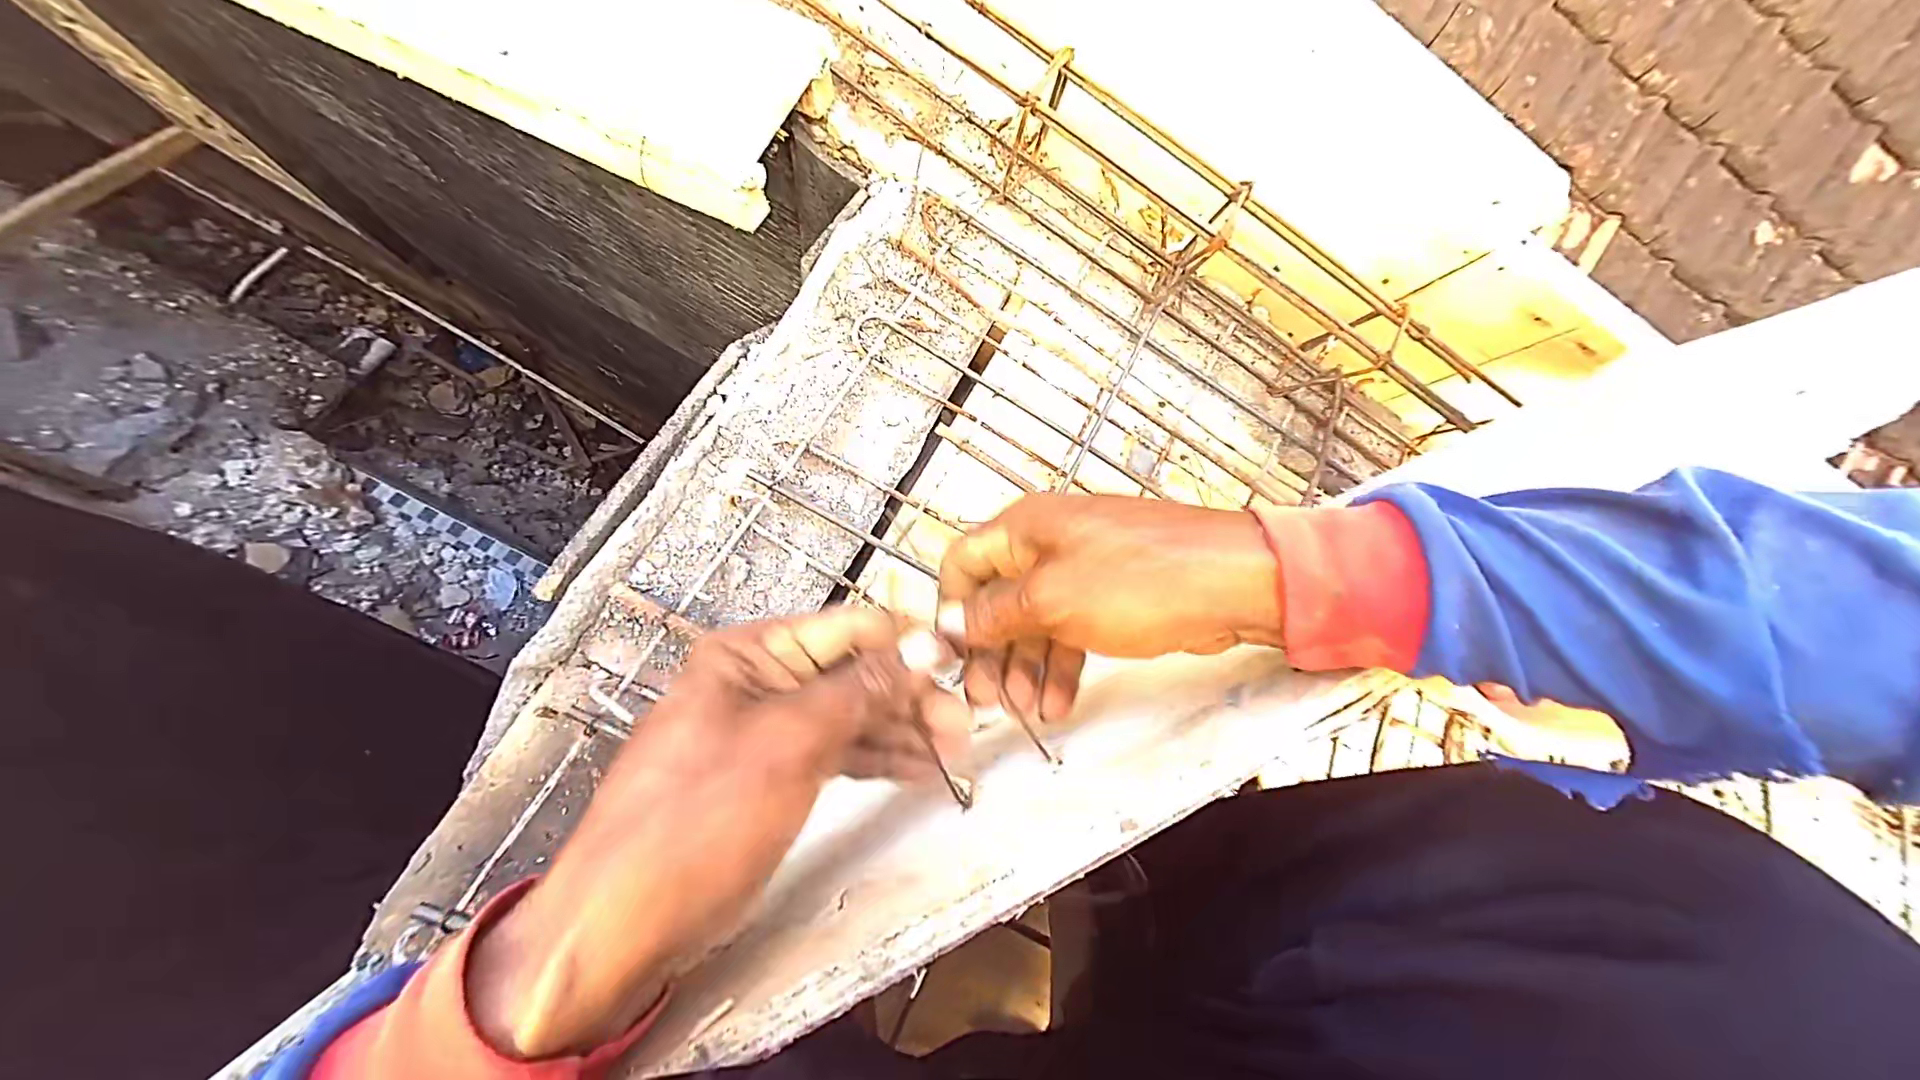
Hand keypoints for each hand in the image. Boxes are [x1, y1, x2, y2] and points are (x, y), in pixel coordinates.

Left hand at [467, 607, 968, 1058]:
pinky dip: (877, 758)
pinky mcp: (776, 771)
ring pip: (853, 715)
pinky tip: (918, 769)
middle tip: (960, 727)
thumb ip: (863, 688)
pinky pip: (839, 751)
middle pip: (855, 674)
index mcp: (752, 653)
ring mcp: (770, 728)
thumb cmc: (702, 816)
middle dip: (910, 697)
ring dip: (902, 731)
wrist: (622, 923)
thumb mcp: (790, 741)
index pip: (848, 628)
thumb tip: (925, 642)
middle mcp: (762, 680)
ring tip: (952, 752)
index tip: (958, 661)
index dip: (906, 641)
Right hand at [938, 494, 1281, 722]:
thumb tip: (950, 622)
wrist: (1231, 584)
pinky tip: (1057, 700)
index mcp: (1024, 529)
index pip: (962, 562)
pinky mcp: (1107, 597)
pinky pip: (1068, 631)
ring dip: (1024, 667)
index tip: (951, 653)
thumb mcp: (1050, 600)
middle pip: (996, 599)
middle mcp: (1046, 544)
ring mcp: (1079, 571)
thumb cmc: (1143, 578)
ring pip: (1032, 622)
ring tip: (1024, 709)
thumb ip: (993, 613)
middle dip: (988, 650)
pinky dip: (1059, 665)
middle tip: (985, 697)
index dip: (951, 608)